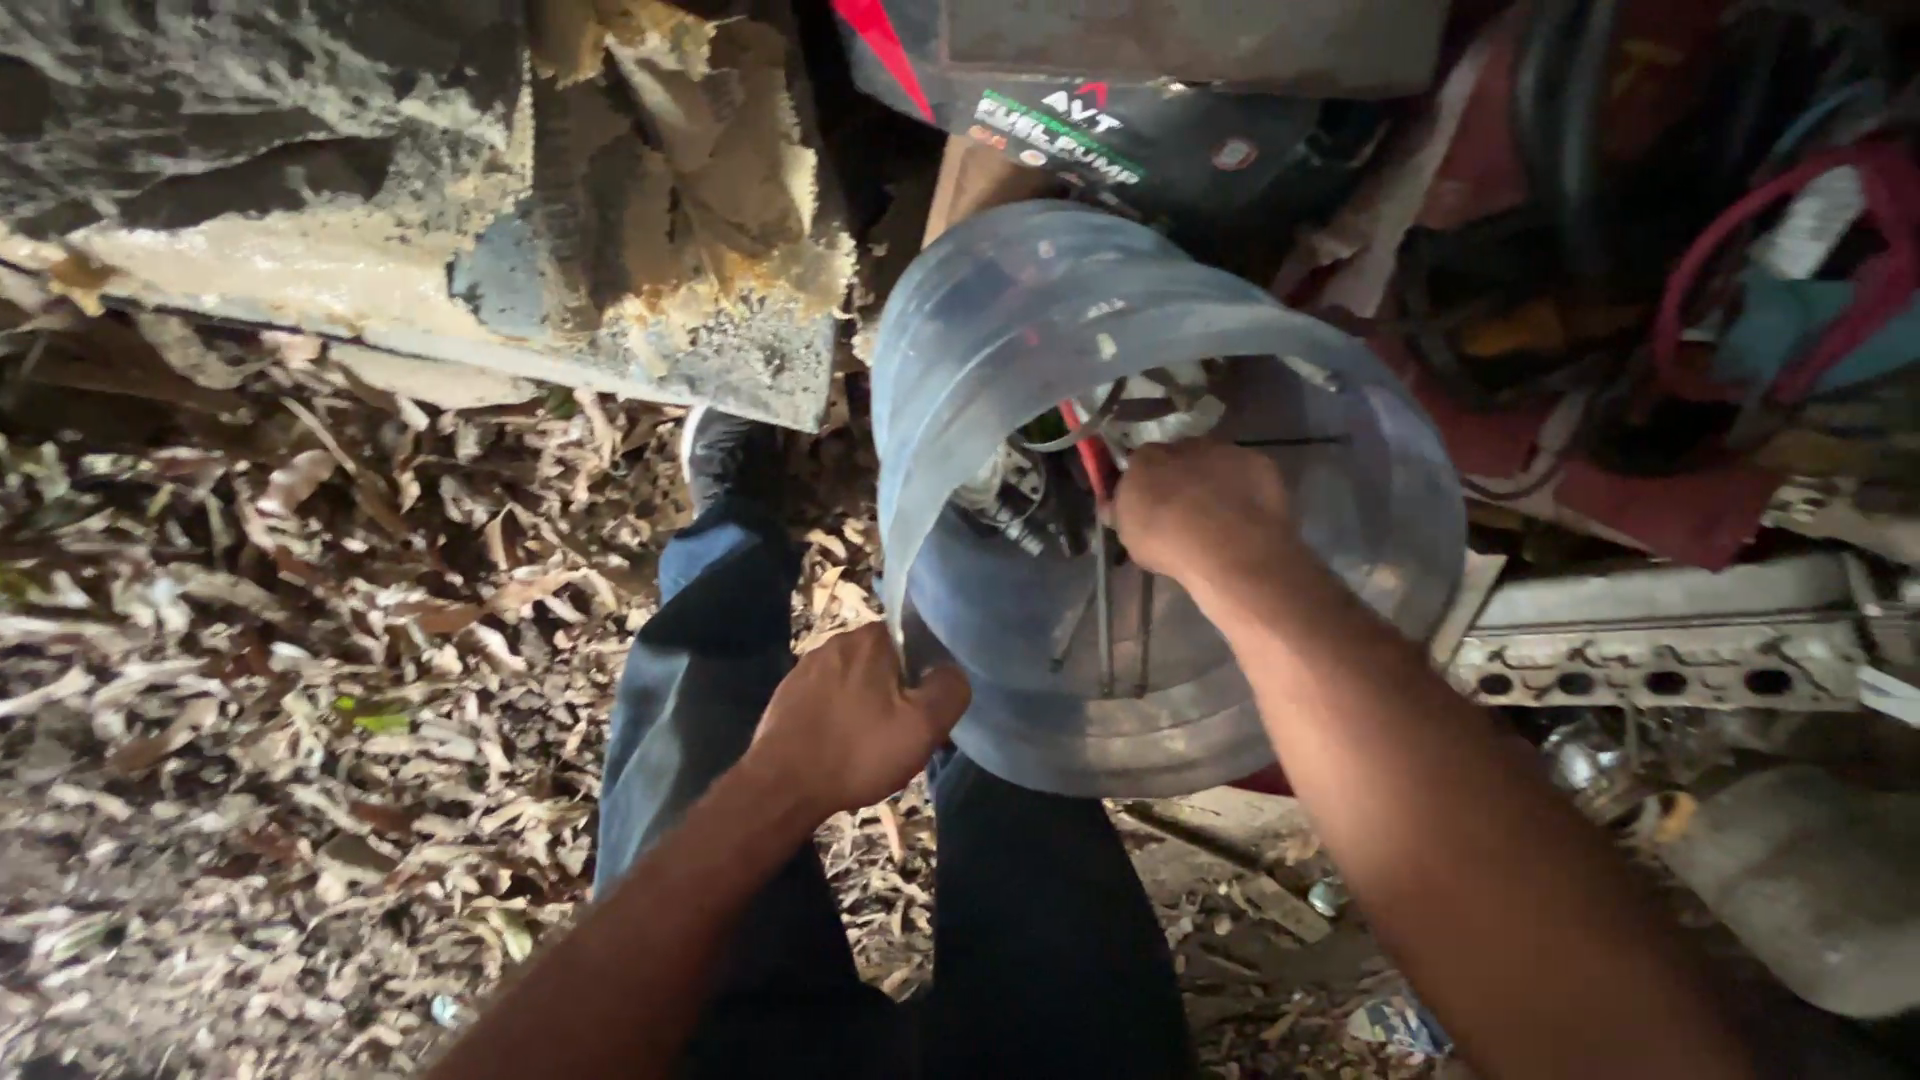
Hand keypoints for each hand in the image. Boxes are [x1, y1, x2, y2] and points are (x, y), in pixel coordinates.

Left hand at [744, 622, 971, 817]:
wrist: (782, 786)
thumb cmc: (858, 751)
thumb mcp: (923, 726)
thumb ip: (949, 690)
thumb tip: (952, 672)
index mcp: (872, 639)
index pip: (913, 639)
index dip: (926, 671)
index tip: (926, 706)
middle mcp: (837, 642)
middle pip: (883, 661)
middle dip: (896, 690)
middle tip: (903, 730)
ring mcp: (806, 668)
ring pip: (853, 681)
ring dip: (866, 705)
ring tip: (871, 744)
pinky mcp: (787, 694)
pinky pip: (826, 698)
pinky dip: (838, 716)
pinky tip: (840, 746)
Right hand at [1111, 438, 1295, 590]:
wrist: (1226, 548)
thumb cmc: (1167, 542)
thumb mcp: (1127, 534)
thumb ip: (1121, 510)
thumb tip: (1114, 503)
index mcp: (1146, 458)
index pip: (1140, 460)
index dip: (1147, 481)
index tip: (1151, 503)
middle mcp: (1184, 445)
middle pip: (1180, 456)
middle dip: (1181, 475)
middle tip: (1185, 508)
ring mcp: (1225, 451)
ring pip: (1215, 461)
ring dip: (1214, 479)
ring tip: (1219, 514)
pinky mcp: (1260, 463)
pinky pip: (1247, 473)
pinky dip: (1244, 487)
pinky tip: (1245, 514)